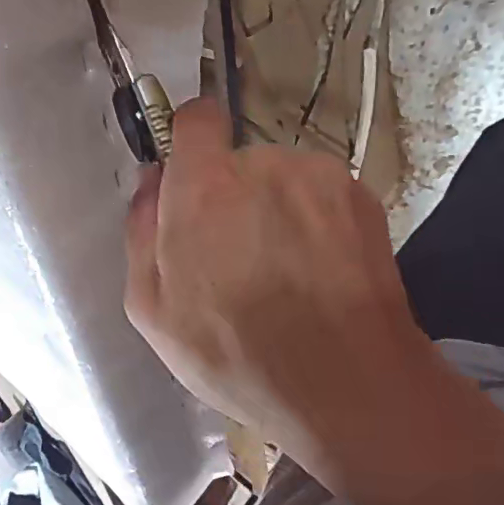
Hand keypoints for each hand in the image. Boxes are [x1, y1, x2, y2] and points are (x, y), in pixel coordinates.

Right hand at [123, 100, 503, 504]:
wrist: (349, 386)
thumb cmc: (235, 355)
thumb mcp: (151, 310)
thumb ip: (141, 230)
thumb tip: (152, 180)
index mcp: (204, 189)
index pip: (196, 118)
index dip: (189, 141)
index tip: (192, 180)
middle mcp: (263, 165)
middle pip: (237, 161)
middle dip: (230, 196)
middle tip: (237, 258)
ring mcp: (319, 178)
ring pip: (281, 178)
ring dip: (275, 208)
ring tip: (285, 273)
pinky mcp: (362, 196)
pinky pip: (320, 193)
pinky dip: (315, 219)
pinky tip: (320, 272)